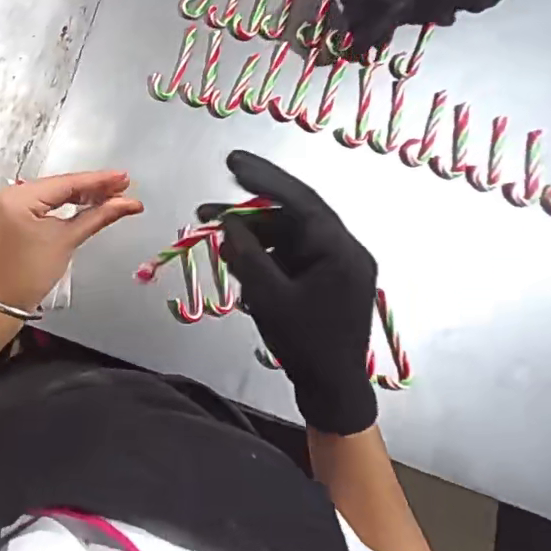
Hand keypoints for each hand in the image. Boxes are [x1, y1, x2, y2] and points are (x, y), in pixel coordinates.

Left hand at [0, 171, 142, 309]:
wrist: (5, 302)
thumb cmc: (32, 274)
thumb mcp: (67, 240)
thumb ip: (98, 216)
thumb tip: (129, 203)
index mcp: (18, 198)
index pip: (65, 183)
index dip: (97, 180)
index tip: (124, 177)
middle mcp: (10, 194)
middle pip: (59, 186)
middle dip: (92, 188)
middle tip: (124, 186)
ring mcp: (10, 204)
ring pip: (53, 194)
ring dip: (82, 196)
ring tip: (113, 195)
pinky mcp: (13, 215)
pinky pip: (44, 204)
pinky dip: (66, 205)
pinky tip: (89, 203)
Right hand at [201, 150, 378, 435]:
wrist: (333, 388)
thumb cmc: (304, 344)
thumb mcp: (269, 298)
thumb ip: (247, 255)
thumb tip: (228, 223)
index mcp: (339, 249)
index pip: (299, 201)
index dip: (263, 179)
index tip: (232, 162)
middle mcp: (343, 249)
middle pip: (291, 216)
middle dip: (248, 211)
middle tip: (206, 208)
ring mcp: (337, 264)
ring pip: (288, 236)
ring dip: (252, 235)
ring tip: (214, 237)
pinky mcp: (327, 278)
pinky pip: (292, 255)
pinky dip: (264, 254)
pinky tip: (238, 259)